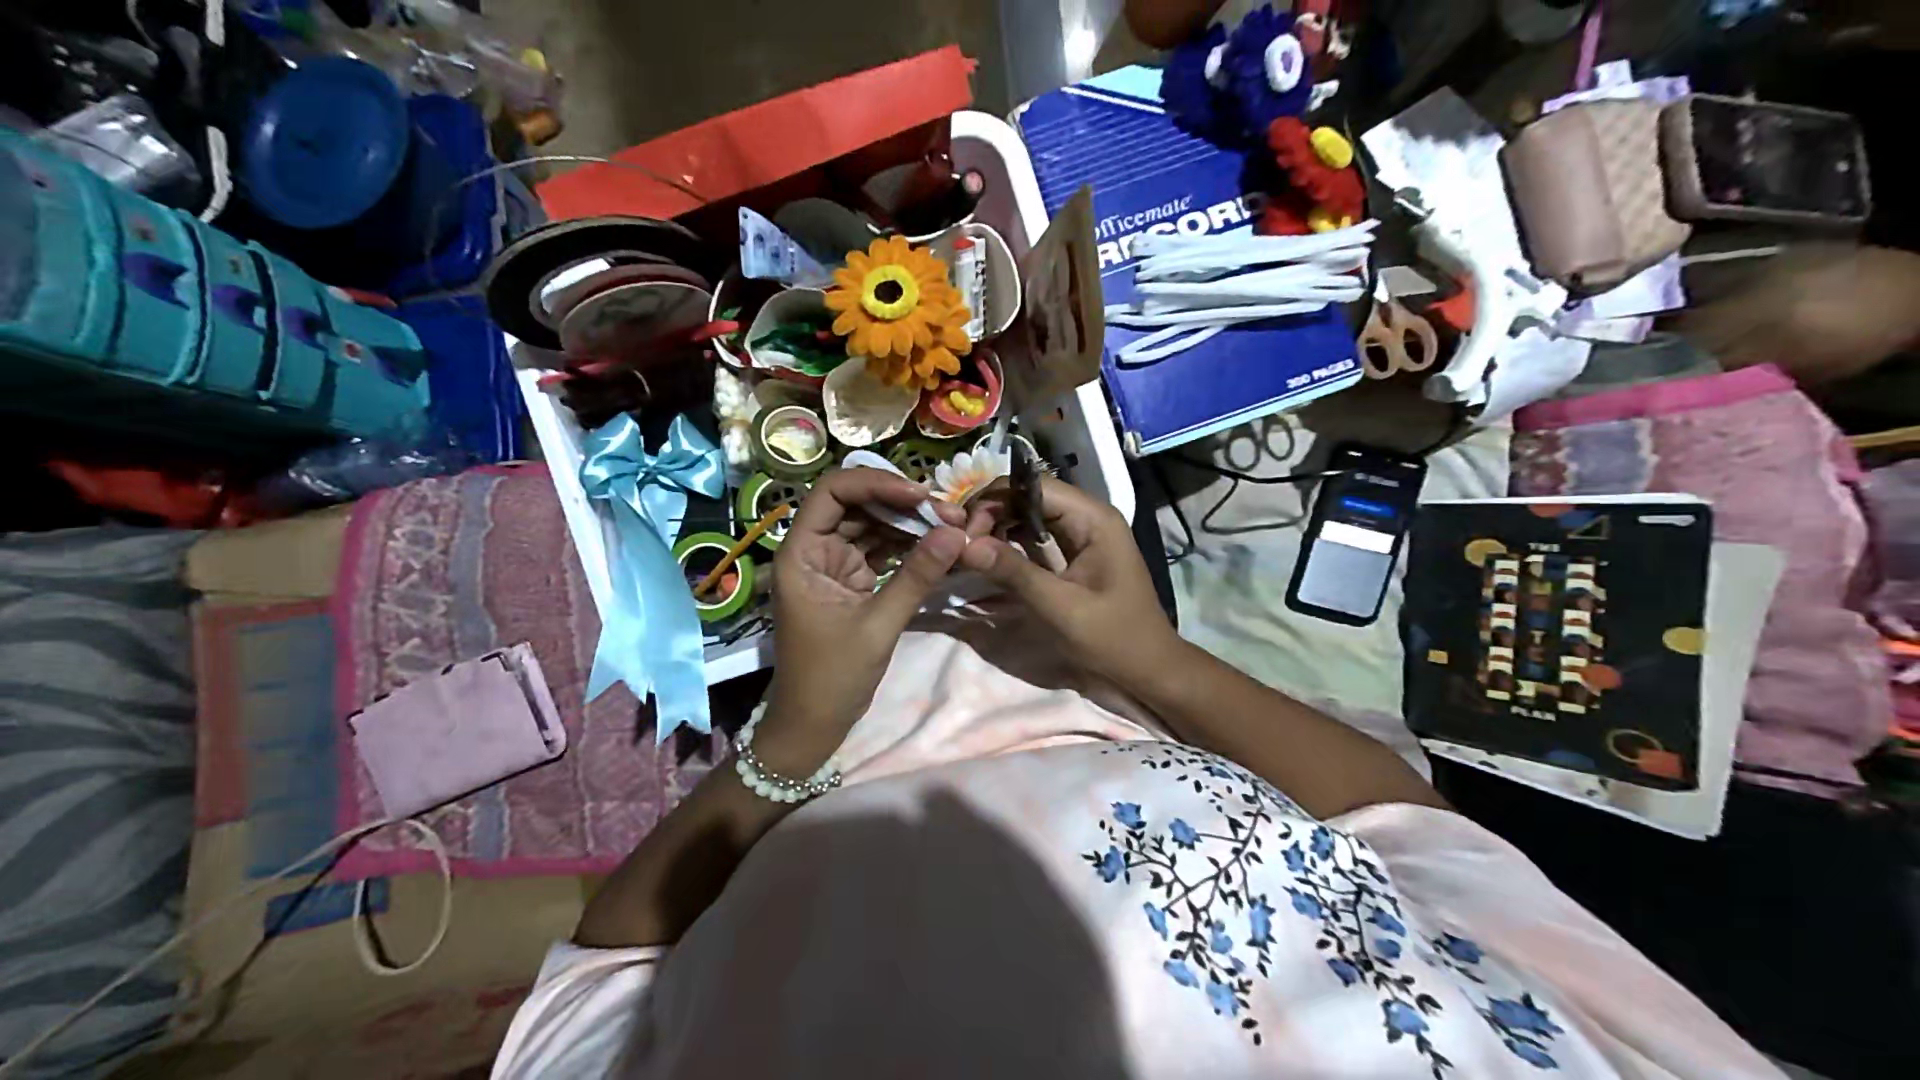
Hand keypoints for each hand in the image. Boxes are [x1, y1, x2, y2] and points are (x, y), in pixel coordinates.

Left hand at [761, 467, 967, 768]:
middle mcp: (814, 549)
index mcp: (801, 553)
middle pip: (856, 504)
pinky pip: (880, 550)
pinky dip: (907, 546)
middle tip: (949, 514)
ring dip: (909, 524)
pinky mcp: (851, 580)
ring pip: (872, 525)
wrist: (814, 722)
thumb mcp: (878, 625)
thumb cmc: (832, 677)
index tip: (920, 496)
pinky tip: (938, 545)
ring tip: (951, 527)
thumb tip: (955, 534)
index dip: (876, 484)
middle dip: (902, 504)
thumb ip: (916, 576)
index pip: (832, 492)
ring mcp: (833, 564)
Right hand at [959, 476, 1186, 689]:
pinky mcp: (1070, 557)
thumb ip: (1014, 573)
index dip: (995, 500)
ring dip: (996, 528)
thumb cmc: (1113, 638)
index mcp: (1094, 519)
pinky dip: (1008, 545)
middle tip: (962, 544)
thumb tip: (965, 544)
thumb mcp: (1060, 607)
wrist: (1147, 670)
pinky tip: (986, 559)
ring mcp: (1079, 536)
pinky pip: (1033, 539)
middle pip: (1028, 497)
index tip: (965, 529)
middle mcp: (1086, 518)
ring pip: (1027, 516)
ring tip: (968, 550)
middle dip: (992, 513)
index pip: (1035, 486)